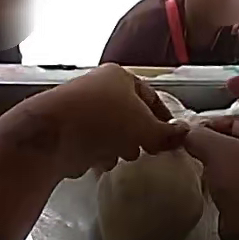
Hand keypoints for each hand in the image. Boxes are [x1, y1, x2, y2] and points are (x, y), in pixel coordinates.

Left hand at [13, 64, 185, 178]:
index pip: (151, 97)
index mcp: (120, 77)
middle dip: (139, 135)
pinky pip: (91, 141)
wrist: (53, 135)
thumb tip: (185, 133)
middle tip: (145, 150)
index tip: (171, 137)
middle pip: (129, 114)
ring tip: (121, 156)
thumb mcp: (145, 129)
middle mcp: (99, 87)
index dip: (164, 118)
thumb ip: (167, 135)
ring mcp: (80, 107)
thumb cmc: (105, 122)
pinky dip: (98, 152)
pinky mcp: (66, 129)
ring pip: (110, 130)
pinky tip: (100, 162)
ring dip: (118, 146)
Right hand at [181, 75, 238, 239]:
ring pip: (238, 141)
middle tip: (198, 125)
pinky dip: (217, 157)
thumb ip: (198, 135)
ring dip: (216, 139)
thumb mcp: (219, 152)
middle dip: (222, 119)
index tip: (230, 85)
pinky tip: (199, 160)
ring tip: (193, 144)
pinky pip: (233, 160)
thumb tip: (184, 132)